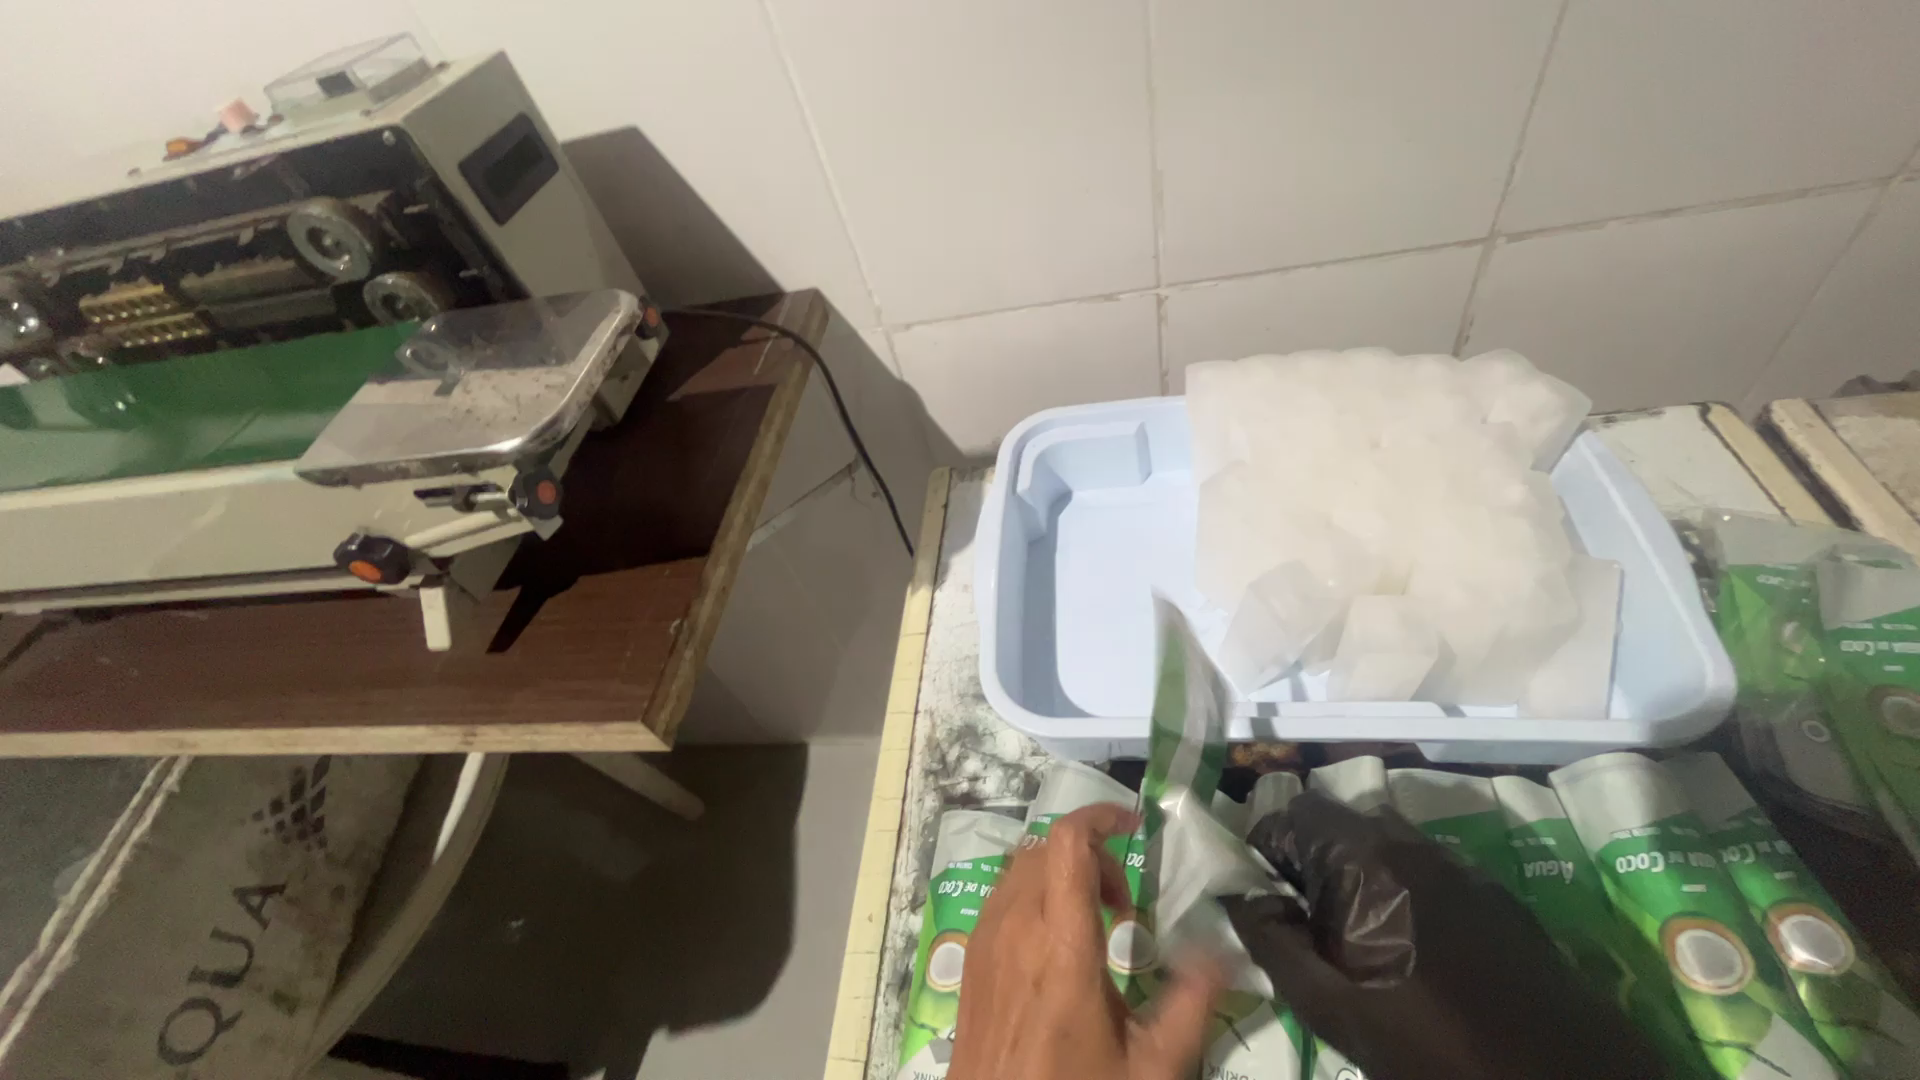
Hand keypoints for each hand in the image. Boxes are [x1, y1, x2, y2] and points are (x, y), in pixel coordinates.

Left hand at [947, 803, 1222, 1079]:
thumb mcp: (1148, 1066)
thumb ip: (1190, 1004)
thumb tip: (1222, 952)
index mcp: (1063, 944)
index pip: (1069, 842)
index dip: (1101, 816)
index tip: (1136, 826)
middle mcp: (1018, 923)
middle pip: (1051, 846)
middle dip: (1094, 856)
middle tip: (1124, 906)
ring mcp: (988, 933)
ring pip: (1025, 864)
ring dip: (1064, 873)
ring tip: (1094, 923)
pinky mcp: (972, 949)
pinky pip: (1004, 891)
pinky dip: (1036, 891)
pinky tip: (1055, 941)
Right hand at [1222, 792, 1669, 1079]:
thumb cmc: (1429, 1046)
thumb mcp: (1328, 1005)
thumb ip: (1271, 938)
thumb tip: (1240, 893)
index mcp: (1361, 859)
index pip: (1289, 815)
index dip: (1264, 849)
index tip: (1264, 895)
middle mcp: (1408, 841)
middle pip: (1337, 822)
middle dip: (1311, 857)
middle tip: (1309, 918)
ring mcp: (1460, 864)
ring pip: (1385, 841)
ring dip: (1359, 869)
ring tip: (1361, 931)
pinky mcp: (1498, 894)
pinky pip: (1430, 867)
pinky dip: (1405, 886)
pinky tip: (1419, 944)